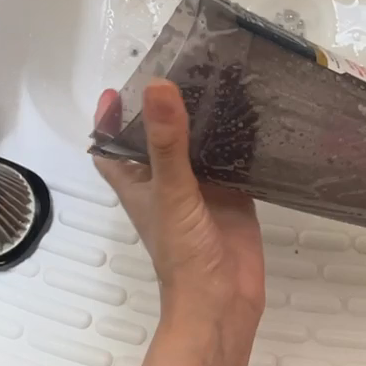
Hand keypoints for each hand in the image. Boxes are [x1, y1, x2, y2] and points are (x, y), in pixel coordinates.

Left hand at [93, 80, 265, 358]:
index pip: (111, 147)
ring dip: (206, 118)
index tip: (120, 87)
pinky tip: (255, 111)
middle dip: (167, 108)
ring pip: (199, 145)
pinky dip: (239, 139)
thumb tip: (157, 86)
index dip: (110, 119)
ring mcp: (201, 189)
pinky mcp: (233, 197)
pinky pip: (233, 160)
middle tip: (185, 62)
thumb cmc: (183, 254)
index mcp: (138, 183)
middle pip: (159, 138)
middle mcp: (166, 182)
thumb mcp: (171, 192)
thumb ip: (167, 143)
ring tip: (222, 75)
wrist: (222, 302)